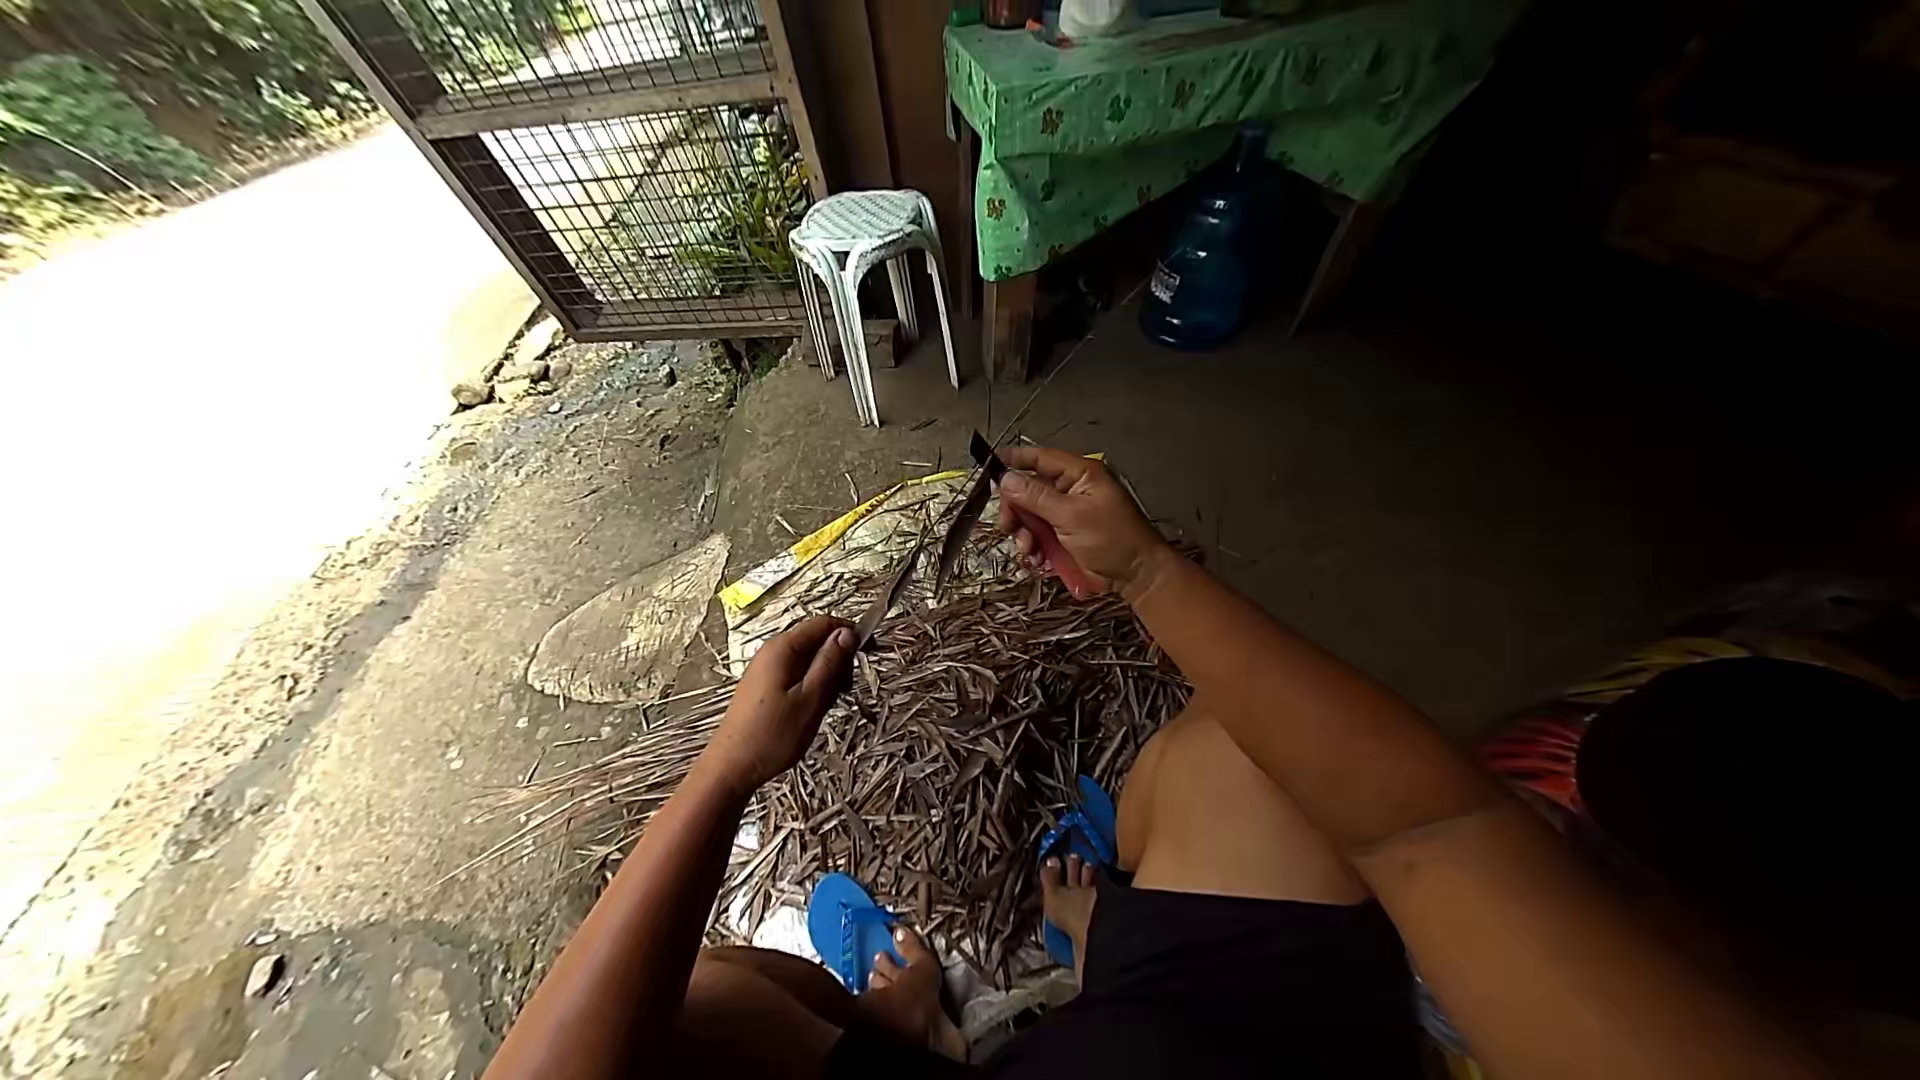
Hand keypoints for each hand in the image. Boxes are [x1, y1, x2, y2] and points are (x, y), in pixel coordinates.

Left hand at [700, 616, 855, 793]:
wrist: (731, 769)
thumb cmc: (773, 735)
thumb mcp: (811, 698)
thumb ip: (830, 662)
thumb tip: (848, 632)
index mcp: (783, 648)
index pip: (824, 623)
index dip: (849, 633)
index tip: (868, 653)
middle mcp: (773, 651)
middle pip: (817, 639)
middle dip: (837, 659)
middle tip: (843, 689)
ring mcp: (767, 669)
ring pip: (809, 659)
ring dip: (827, 676)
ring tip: (826, 705)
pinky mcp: (766, 685)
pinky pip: (798, 674)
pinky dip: (812, 686)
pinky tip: (812, 709)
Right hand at [995, 445, 1172, 598]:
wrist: (1136, 576)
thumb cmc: (1112, 539)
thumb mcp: (1072, 515)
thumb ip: (1036, 497)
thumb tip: (1006, 478)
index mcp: (1079, 475)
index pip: (1041, 458)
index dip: (1015, 459)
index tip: (989, 465)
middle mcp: (1070, 490)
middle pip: (1028, 490)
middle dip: (1015, 509)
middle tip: (1009, 526)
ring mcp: (1065, 515)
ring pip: (1028, 516)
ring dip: (1022, 533)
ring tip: (1029, 549)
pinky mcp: (1062, 537)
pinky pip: (1036, 537)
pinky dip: (1032, 548)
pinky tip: (1036, 560)